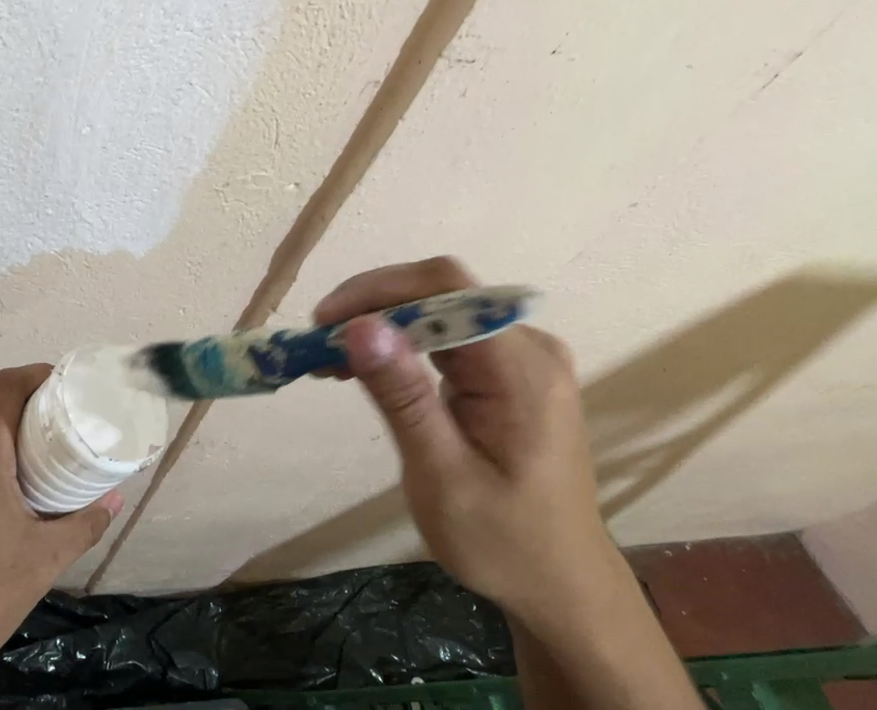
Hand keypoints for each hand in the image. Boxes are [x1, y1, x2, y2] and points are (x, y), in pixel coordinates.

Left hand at [0, 364, 122, 670]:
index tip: (69, 384)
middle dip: (30, 400)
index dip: (37, 375)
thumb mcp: (46, 558)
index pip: (5, 387)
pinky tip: (20, 477)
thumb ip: (84, 523)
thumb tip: (115, 499)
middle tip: (70, 415)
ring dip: (11, 426)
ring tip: (51, 444)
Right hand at [316, 257, 623, 620]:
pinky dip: (401, 345)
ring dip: (381, 326)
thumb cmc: (502, 542)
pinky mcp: (509, 374)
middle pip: (440, 294)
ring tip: (330, 361)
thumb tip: (359, 326)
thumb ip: (402, 396)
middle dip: (371, 308)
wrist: (560, 586)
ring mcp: (523, 359)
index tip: (324, 323)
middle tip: (317, 347)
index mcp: (522, 371)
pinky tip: (365, 369)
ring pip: (439, 311)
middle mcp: (530, 350)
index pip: (445, 289)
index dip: (377, 290)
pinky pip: (448, 335)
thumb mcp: (441, 475)